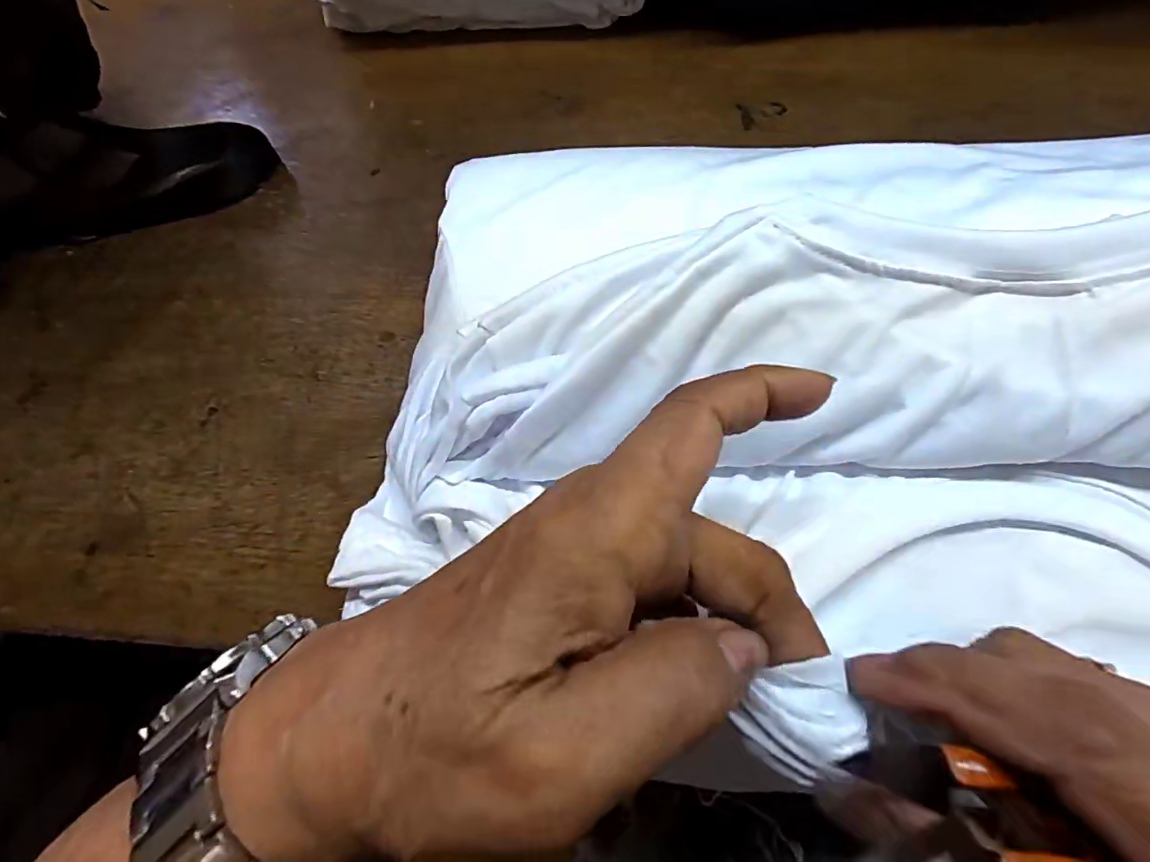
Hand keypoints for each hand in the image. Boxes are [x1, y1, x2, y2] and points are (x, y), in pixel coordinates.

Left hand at [217, 366, 834, 861]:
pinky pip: (655, 591)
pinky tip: (695, 683)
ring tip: (747, 703)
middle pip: (714, 542)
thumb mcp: (557, 759)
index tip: (823, 390)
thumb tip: (747, 646)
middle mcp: (593, 521)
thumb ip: (669, 694)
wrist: (326, 751)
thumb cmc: (430, 757)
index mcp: (595, 533)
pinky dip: (694, 628)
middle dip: (768, 612)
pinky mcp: (565, 582)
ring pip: (689, 571)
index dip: (760, 393)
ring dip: (732, 626)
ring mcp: (577, 550)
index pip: (688, 426)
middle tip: (792, 699)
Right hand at [845, 630, 1149, 861]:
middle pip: (1056, 669)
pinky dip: (1078, 712)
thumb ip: (998, 849)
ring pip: (1097, 676)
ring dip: (1014, 688)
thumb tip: (888, 802)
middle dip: (959, 670)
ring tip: (968, 725)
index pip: (1034, 706)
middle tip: (899, 700)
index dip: (940, 681)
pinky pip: (1147, 705)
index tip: (863, 674)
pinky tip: (1072, 765)